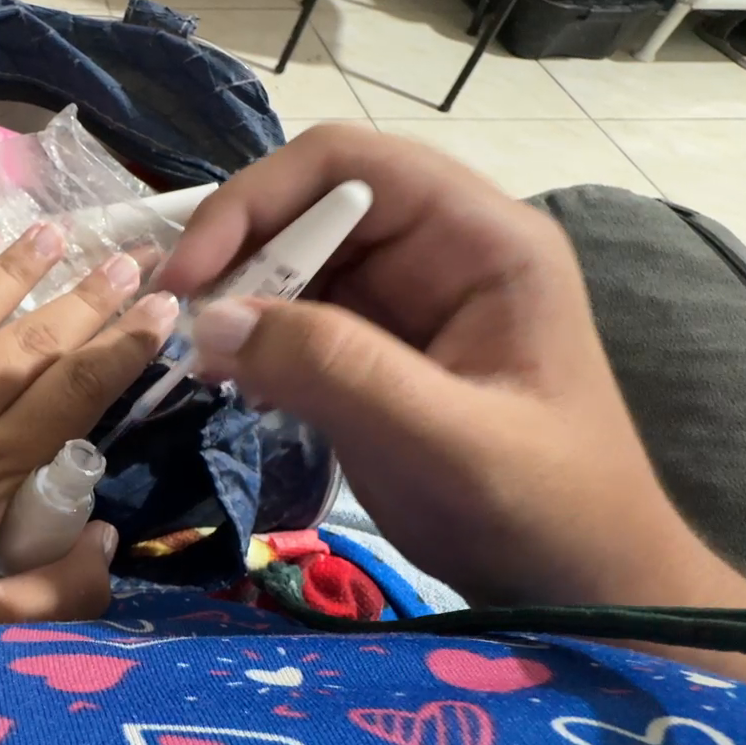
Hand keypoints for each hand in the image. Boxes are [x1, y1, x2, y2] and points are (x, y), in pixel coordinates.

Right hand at [158, 124, 745, 606]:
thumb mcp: (441, 438)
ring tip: (195, 358)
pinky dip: (245, 342)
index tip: (190, 276)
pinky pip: (287, 320)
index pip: (345, 165)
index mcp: (476, 239)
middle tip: (178, 324)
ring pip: (287, 264)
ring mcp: (396, 302)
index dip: (253, 202)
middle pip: (304, 209)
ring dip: (232, 302)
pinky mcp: (364, 350)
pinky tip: (226, 380)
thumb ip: (334, 369)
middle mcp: (431, 252)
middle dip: (233, 256)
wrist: (567, 579)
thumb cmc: (536, 507)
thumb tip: (210, 320)